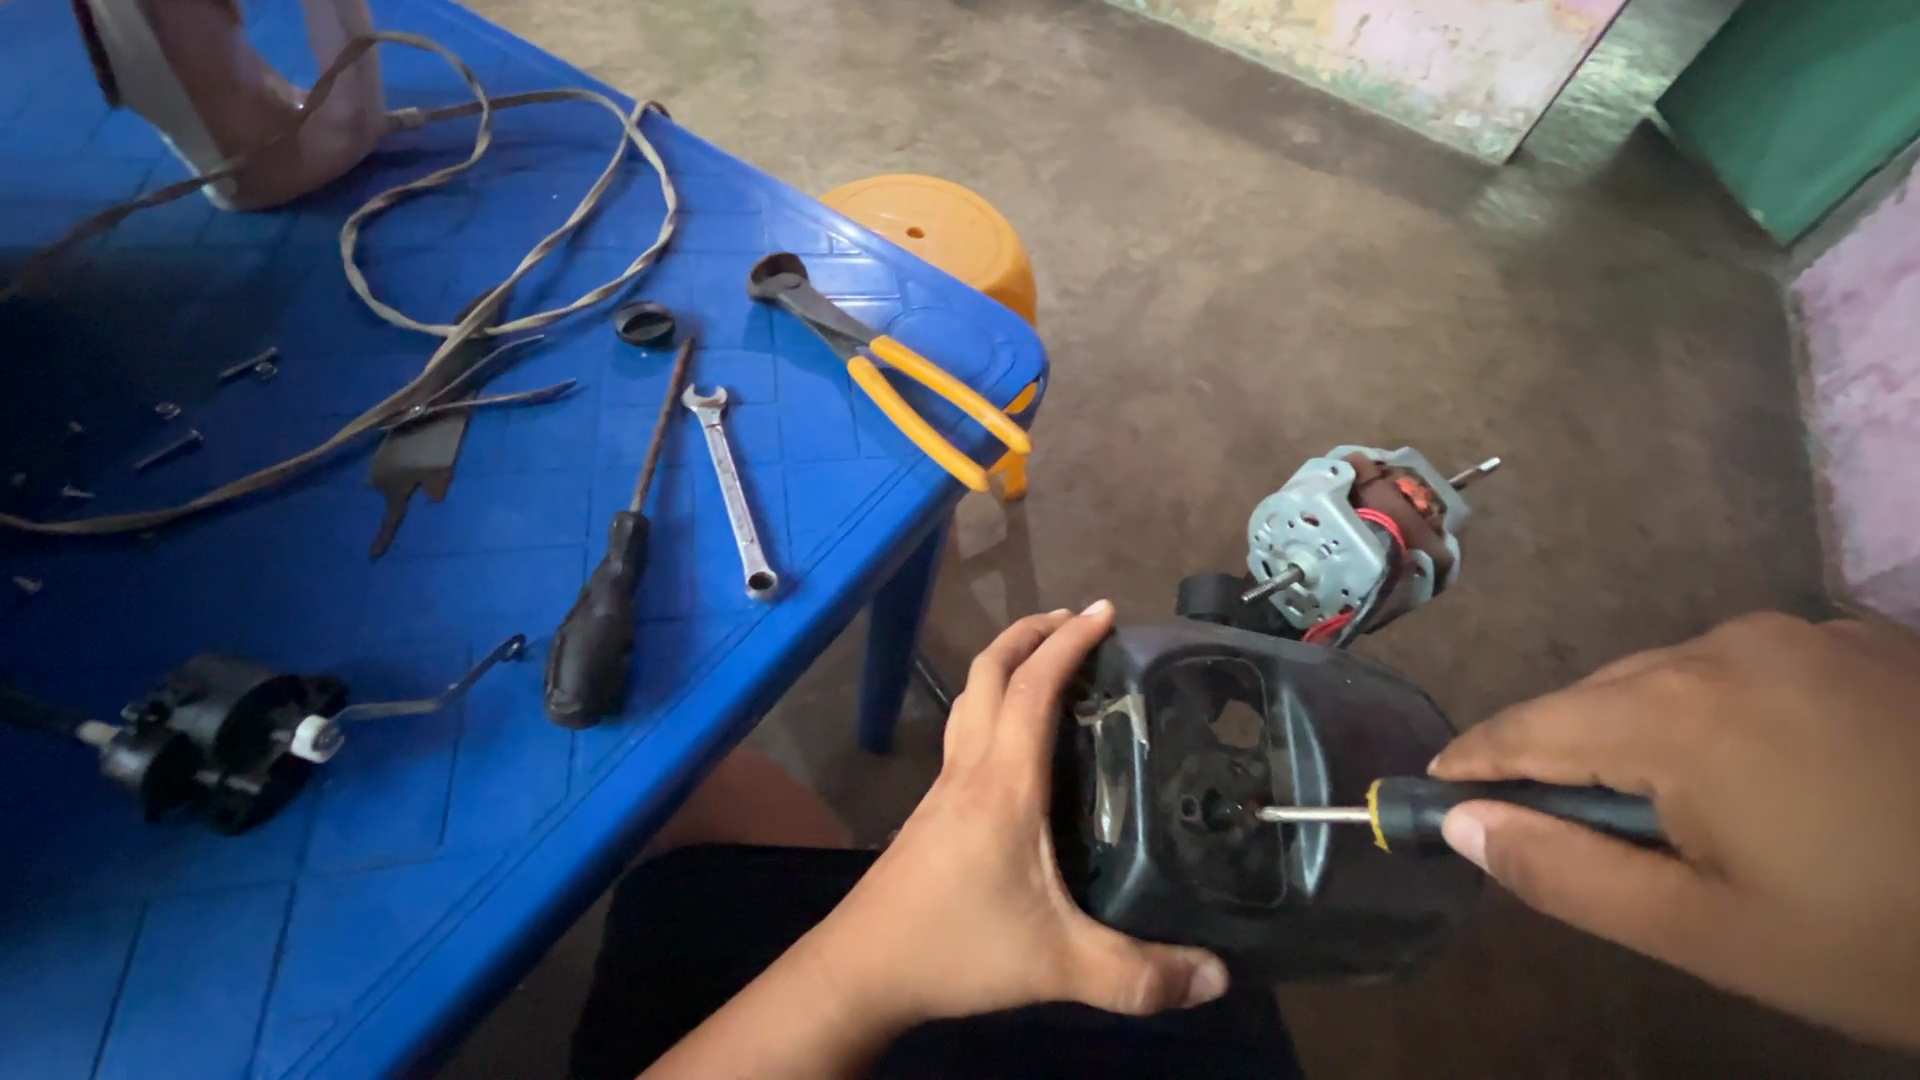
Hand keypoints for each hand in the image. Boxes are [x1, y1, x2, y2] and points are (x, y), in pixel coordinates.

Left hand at [806, 601, 1228, 1025]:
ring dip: (1006, 661)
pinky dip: (993, 702)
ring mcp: (946, 781)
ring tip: (1046, 659)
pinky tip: (1015, 737)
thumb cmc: (957, 947)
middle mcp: (971, 765)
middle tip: (1075, 621)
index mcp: (1004, 782)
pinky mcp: (934, 803)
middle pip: (990, 670)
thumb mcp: (1057, 965)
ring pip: (970, 695)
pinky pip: (965, 727)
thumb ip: (1139, 976)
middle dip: (1031, 632)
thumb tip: (1221, 978)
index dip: (1070, 642)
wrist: (864, 965)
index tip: (1106, 611)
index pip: (1034, 687)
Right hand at [1431, 612, 1919, 1049]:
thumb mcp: (1712, 933)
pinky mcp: (1864, 640)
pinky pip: (1739, 672)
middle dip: (1568, 758)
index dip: (1473, 761)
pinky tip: (1774, 773)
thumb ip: (1563, 872)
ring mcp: (1800, 634)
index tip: (1439, 790)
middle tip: (1586, 829)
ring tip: (1691, 811)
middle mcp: (1719, 646)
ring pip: (1662, 681)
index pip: (1523, 729)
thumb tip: (1462, 823)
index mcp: (1672, 712)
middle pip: (1591, 699)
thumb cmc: (1892, 937)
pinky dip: (1717, 716)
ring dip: (1643, 736)